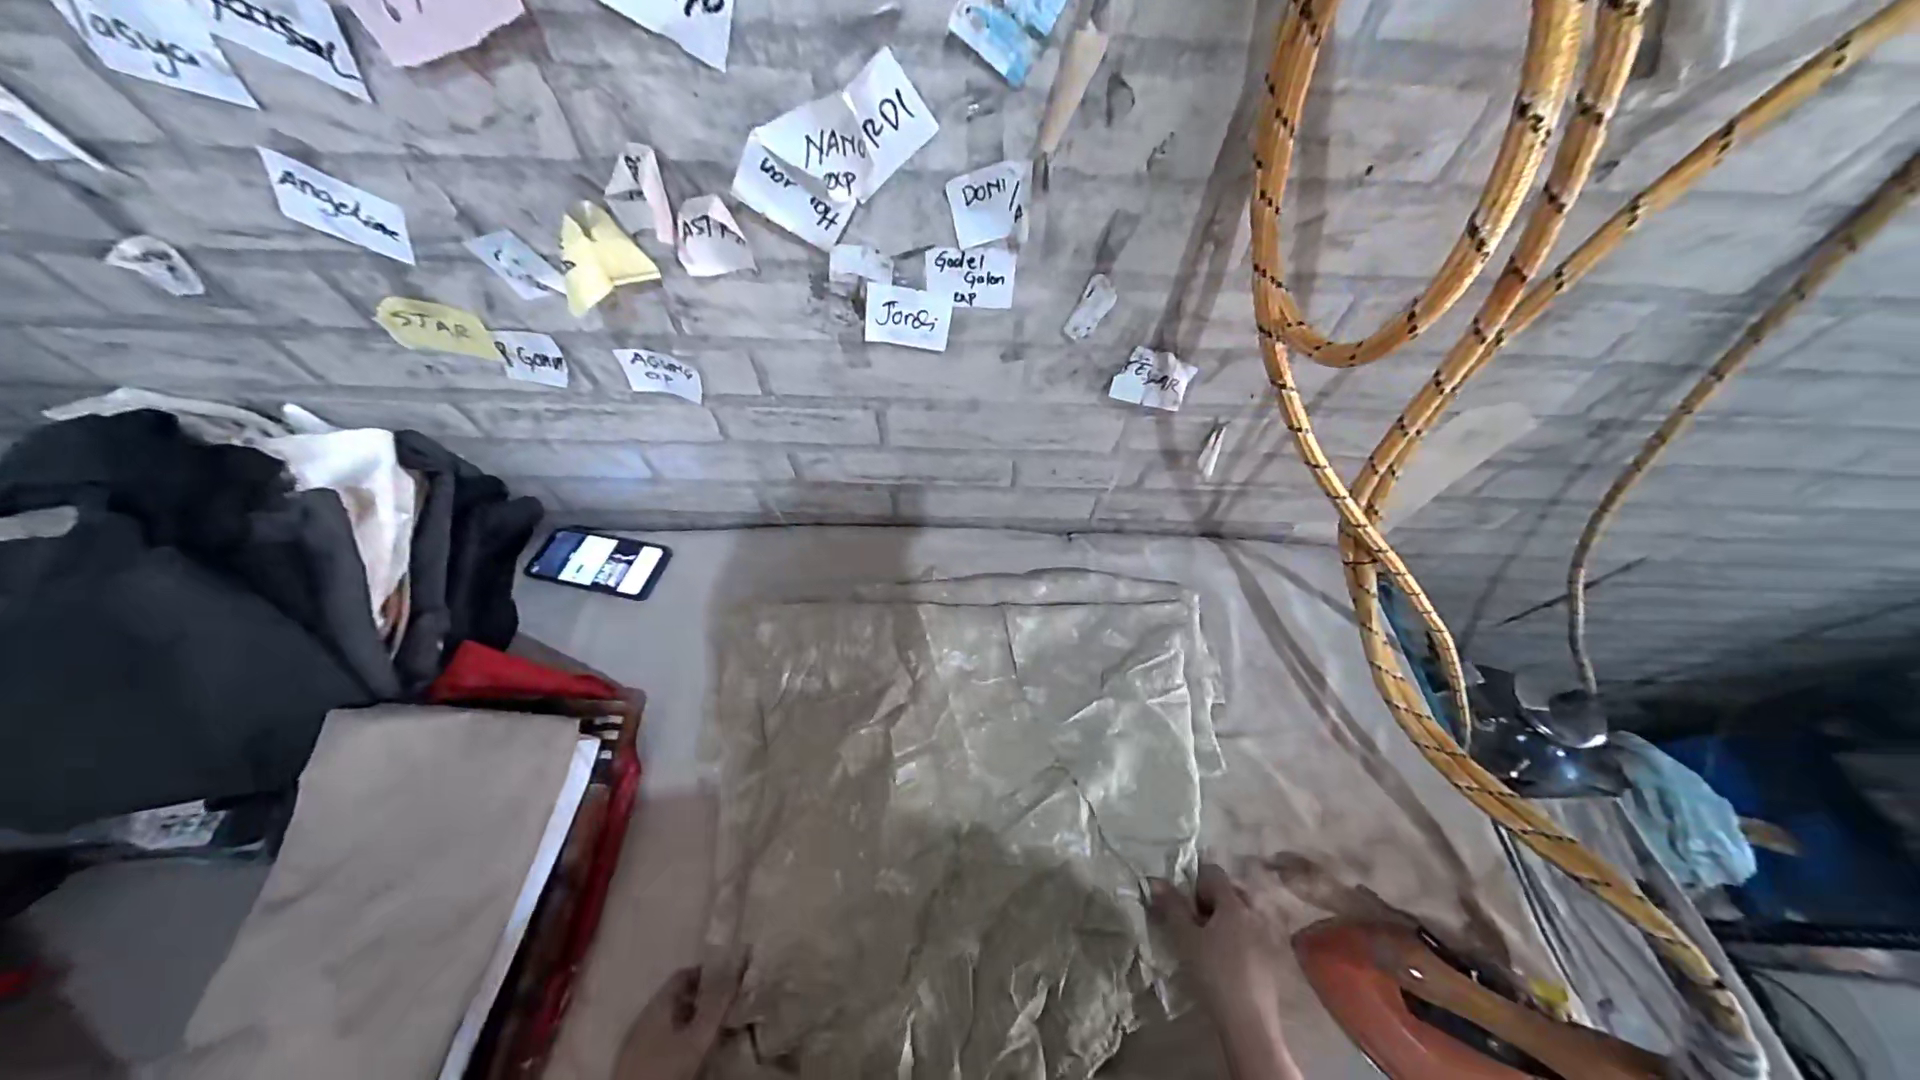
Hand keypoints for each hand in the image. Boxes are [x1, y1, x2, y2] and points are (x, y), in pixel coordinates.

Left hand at [612, 961, 743, 1079]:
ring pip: (672, 1022)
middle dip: (705, 999)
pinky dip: (684, 1040)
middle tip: (729, 1005)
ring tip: (718, 1030)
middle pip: (678, 999)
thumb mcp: (698, 1037)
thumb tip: (736, 971)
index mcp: (656, 1006)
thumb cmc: (666, 1071)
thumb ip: (717, 1004)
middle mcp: (645, 1019)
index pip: (682, 975)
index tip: (730, 977)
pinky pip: (666, 1042)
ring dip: (695, 1021)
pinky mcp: (638, 1066)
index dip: (707, 972)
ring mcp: (638, 1045)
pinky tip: (697, 1054)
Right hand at [1150, 864, 1301, 1079]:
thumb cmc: (1213, 972)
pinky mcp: (1273, 959)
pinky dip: (1239, 936)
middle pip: (1231, 891)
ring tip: (1210, 939)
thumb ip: (1171, 906)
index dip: (1196, 882)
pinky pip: (1253, 933)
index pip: (1214, 873)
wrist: (1249, 1021)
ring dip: (1226, 918)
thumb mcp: (1185, 938)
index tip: (1185, 903)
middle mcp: (1254, 913)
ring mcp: (1267, 936)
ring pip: (1244, 913)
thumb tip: (1155, 880)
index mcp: (1234, 903)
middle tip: (1195, 920)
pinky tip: (1227, 958)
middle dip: (1212, 899)